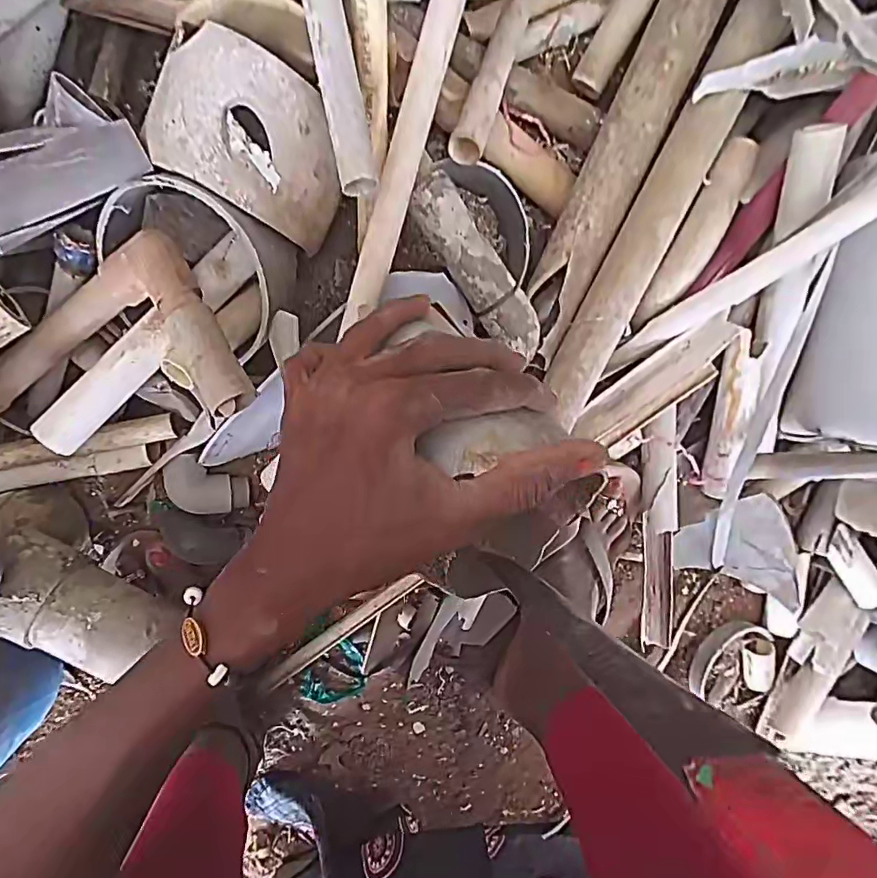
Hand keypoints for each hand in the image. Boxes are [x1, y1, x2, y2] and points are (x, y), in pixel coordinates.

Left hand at [199, 297, 606, 669]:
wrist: (295, 565)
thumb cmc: (364, 548)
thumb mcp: (455, 519)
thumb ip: (521, 483)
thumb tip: (580, 459)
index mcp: (392, 409)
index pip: (471, 386)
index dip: (513, 390)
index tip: (535, 398)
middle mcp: (353, 387)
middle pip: (429, 351)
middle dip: (477, 354)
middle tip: (509, 364)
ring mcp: (320, 392)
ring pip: (371, 337)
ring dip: (407, 323)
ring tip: (435, 312)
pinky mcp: (298, 406)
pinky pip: (316, 359)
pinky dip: (338, 348)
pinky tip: (354, 349)